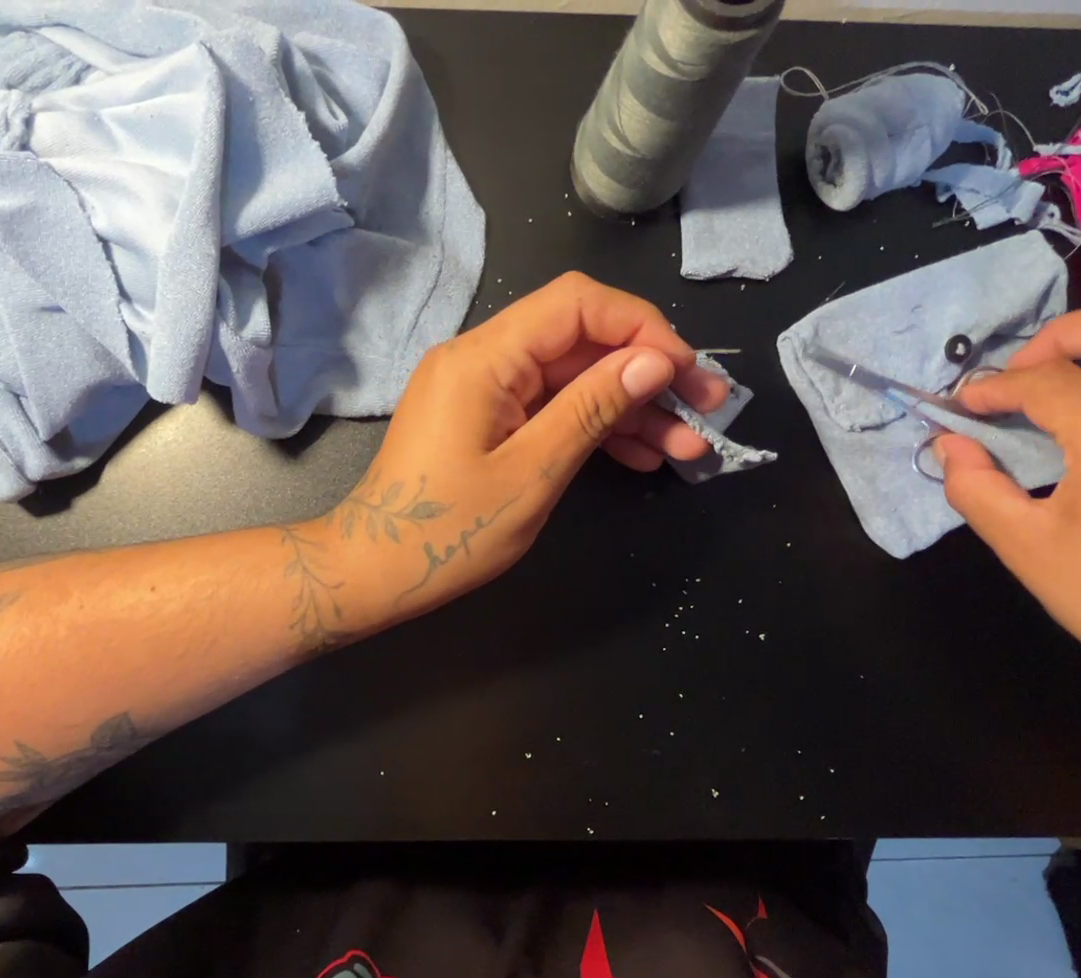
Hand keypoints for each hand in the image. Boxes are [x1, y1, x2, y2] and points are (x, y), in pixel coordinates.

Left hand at [326, 272, 727, 619]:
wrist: (374, 570)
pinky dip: (591, 427)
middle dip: (646, 373)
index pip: (577, 305)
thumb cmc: (447, 532)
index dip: (641, 327)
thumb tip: (651, 363)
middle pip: (579, 341)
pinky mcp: (484, 418)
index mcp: (484, 358)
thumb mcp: (532, 474)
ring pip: (571, 379)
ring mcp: (482, 389)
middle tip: (706, 411)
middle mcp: (481, 358)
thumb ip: (591, 410)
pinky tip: (640, 455)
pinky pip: (548, 408)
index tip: (685, 371)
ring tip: (687, 446)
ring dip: (628, 408)